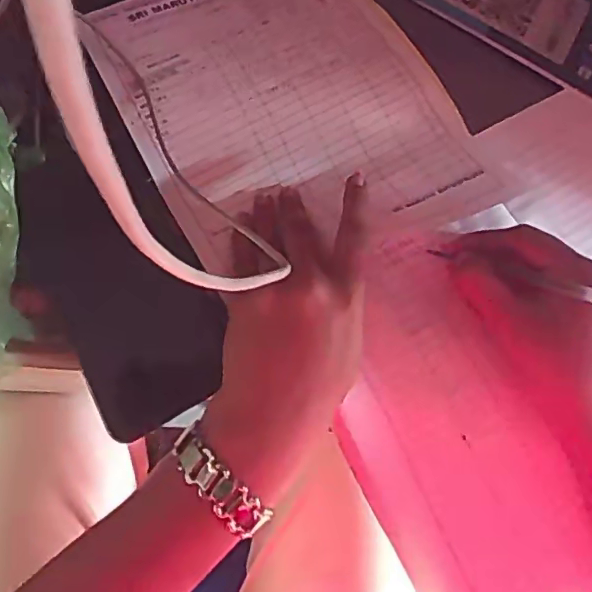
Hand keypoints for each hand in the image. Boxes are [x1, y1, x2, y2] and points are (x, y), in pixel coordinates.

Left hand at [207, 177, 369, 464]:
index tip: (354, 179)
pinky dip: (237, 243)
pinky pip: (238, 264)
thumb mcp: (349, 346)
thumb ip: (345, 309)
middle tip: (285, 192)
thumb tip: (338, 287)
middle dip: (292, 207)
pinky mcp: (244, 302)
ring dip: (262, 216)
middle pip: (301, 233)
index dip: (355, 204)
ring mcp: (275, 292)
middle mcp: (312, 287)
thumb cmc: (320, 388)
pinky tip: (236, 229)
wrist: (276, 412)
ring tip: (259, 200)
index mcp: (345, 297)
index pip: (354, 239)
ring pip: (268, 241)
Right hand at [447, 226, 591, 426]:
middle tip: (456, 265)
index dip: (483, 241)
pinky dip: (513, 289)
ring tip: (469, 282)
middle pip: (532, 253)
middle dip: (491, 256)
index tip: (453, 250)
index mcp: (584, 272)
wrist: (584, 417)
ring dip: (500, 273)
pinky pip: (542, 288)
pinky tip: (491, 299)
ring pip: (535, 270)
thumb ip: (480, 283)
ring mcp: (590, 295)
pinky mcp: (582, 313)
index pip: (525, 240)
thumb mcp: (508, 320)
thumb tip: (459, 259)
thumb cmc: (552, 369)